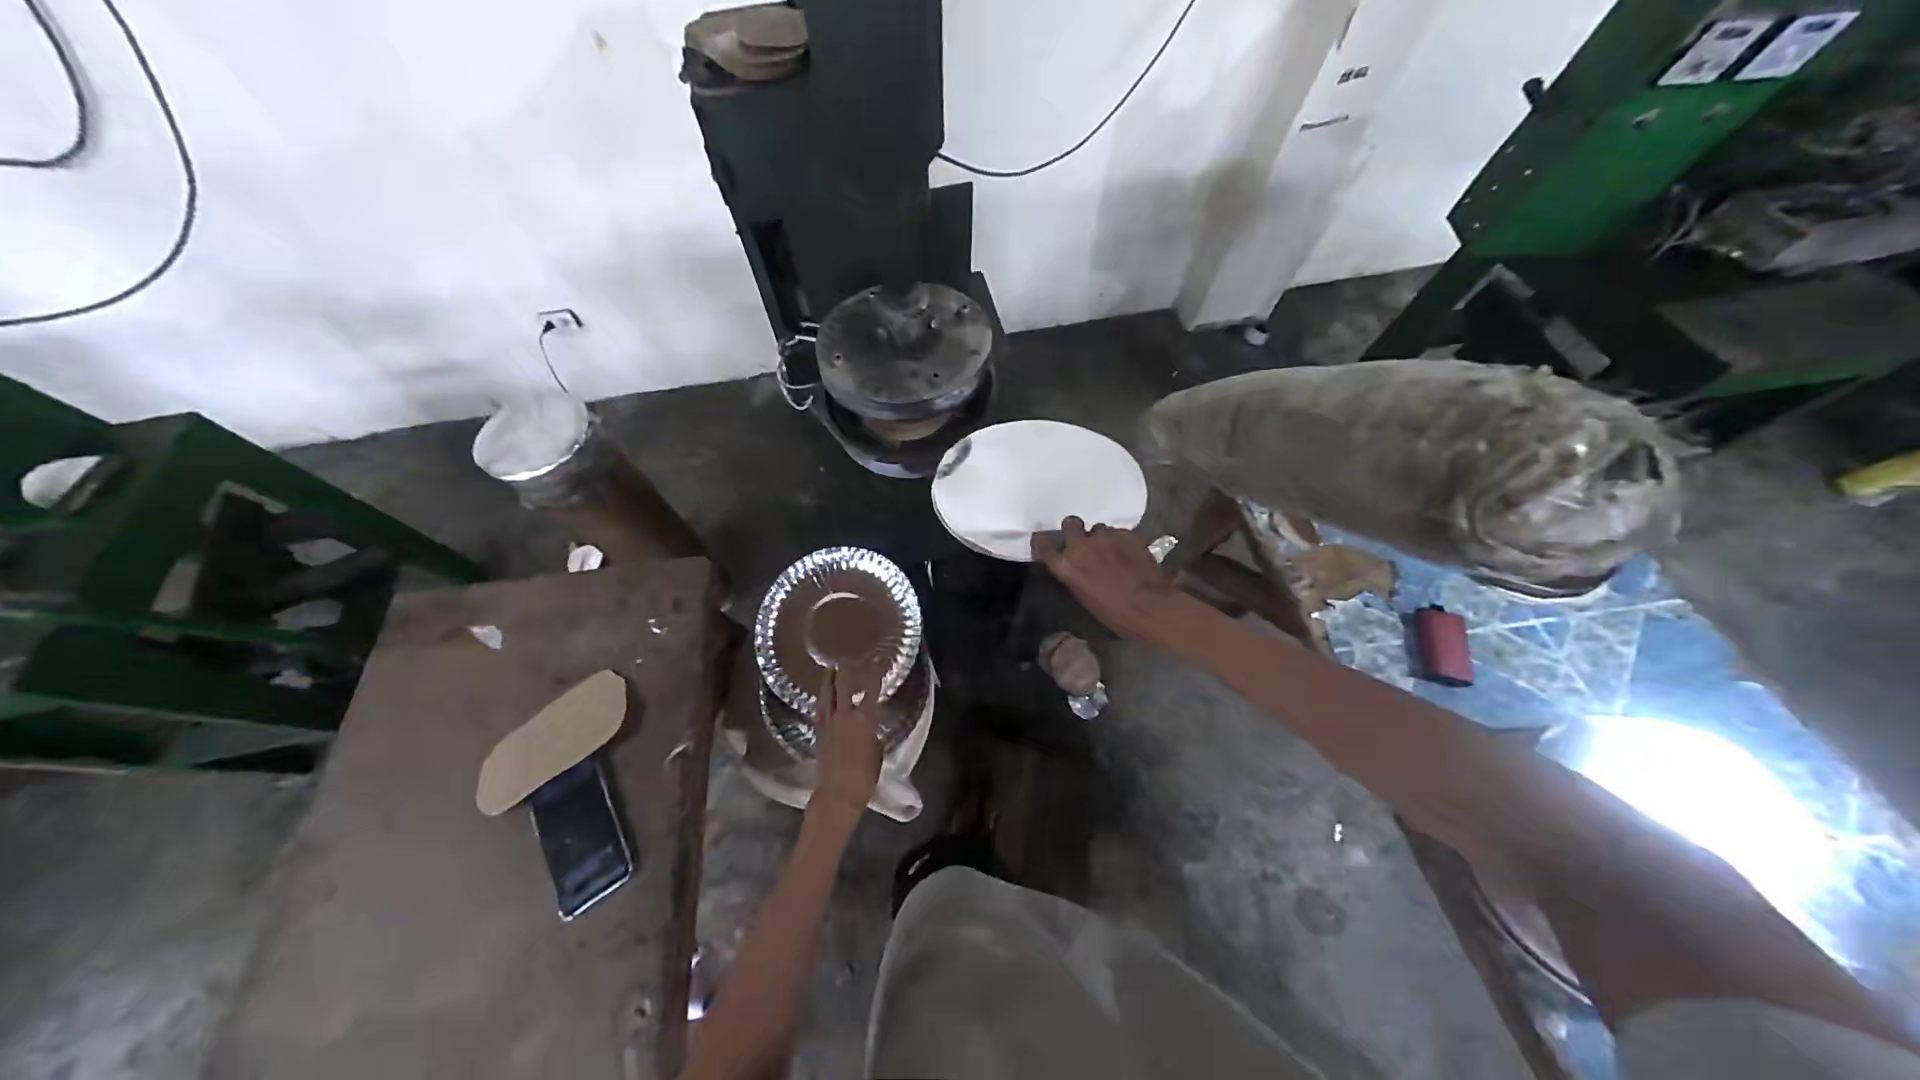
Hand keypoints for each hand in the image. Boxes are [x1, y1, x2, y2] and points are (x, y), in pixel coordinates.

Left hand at [812, 665, 883, 818]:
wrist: (838, 793)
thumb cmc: (866, 776)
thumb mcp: (878, 750)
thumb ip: (874, 731)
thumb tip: (870, 722)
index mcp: (866, 718)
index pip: (871, 687)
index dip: (875, 670)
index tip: (878, 658)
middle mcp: (846, 714)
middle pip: (845, 683)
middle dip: (848, 667)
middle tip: (851, 655)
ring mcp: (829, 721)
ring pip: (828, 691)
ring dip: (830, 677)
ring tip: (832, 665)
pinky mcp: (818, 730)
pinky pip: (820, 706)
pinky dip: (823, 695)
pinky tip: (824, 691)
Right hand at [1031, 516, 1181, 642]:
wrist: (1149, 606)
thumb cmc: (1113, 612)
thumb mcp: (1083, 596)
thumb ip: (1074, 575)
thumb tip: (1075, 567)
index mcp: (1065, 566)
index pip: (1042, 544)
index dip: (1042, 541)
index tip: (1044, 541)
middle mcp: (1080, 546)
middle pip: (1070, 523)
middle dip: (1076, 529)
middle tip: (1085, 541)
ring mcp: (1104, 536)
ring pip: (1098, 529)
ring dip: (1102, 538)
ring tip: (1114, 552)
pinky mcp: (1126, 533)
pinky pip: (1118, 533)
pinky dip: (1121, 541)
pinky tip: (1130, 555)